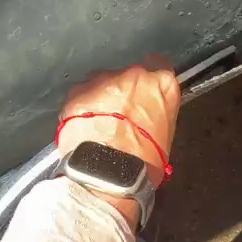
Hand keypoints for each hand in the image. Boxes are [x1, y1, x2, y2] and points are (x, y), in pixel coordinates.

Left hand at [56, 57, 181, 227]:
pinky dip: (80, 109)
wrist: (108, 176)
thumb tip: (148, 115)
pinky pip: (79, 97)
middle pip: (126, 75)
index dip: (150, 79)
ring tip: (98, 126)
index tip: (145, 91)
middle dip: (122, 92)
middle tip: (119, 117)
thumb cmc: (143, 164)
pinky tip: (82, 129)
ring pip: (99, 84)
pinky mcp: (76, 93)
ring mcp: (101, 82)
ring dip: (99, 99)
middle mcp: (131, 76)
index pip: (159, 65)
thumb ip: (156, 113)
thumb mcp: (165, 137)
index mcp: (160, 85)